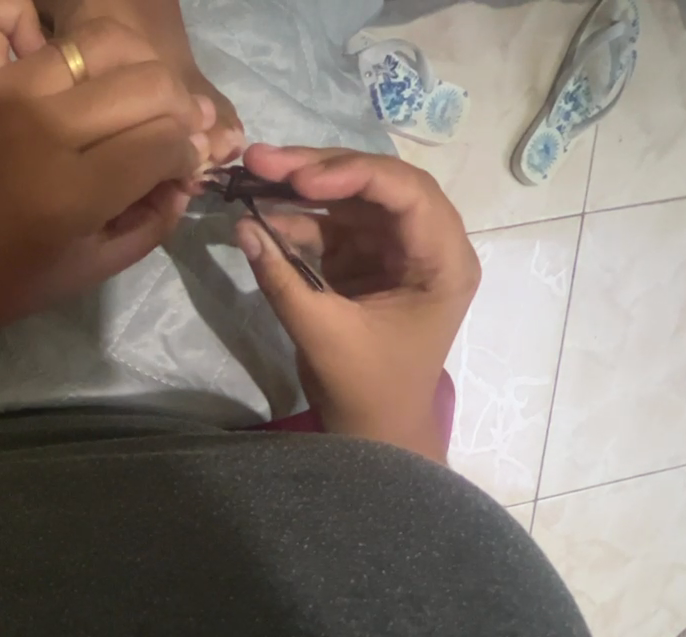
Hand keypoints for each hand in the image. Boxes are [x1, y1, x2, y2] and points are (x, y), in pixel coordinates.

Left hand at [0, 0, 209, 337]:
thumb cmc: (17, 283)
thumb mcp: (96, 267)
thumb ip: (153, 220)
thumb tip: (188, 172)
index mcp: (70, 195)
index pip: (161, 144)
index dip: (188, 156)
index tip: (185, 170)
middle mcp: (42, 131)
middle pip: (146, 85)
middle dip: (178, 111)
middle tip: (175, 136)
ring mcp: (8, 96)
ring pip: (102, 41)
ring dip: (138, 64)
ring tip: (141, 97)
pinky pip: (3, 16)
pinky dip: (39, 17)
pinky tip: (70, 54)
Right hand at [234, 145, 478, 462]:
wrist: (372, 430)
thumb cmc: (365, 389)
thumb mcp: (323, 335)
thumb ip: (284, 280)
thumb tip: (243, 228)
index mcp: (441, 260)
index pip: (405, 193)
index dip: (351, 175)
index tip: (296, 179)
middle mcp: (423, 244)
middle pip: (375, 186)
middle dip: (316, 170)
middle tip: (259, 158)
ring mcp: (391, 251)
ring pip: (349, 201)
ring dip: (301, 189)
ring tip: (252, 173)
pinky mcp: (363, 264)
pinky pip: (331, 229)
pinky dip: (296, 222)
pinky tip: (261, 214)